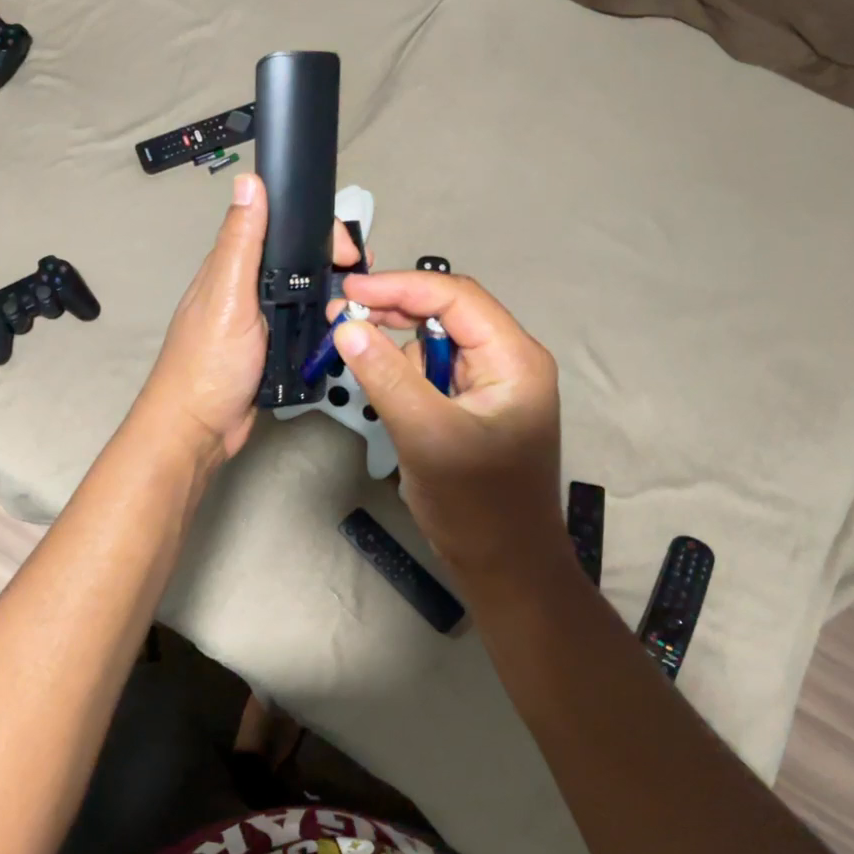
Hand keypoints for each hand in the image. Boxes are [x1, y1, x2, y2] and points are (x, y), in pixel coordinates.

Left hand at [137, 173, 362, 459]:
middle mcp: (245, 290)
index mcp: (230, 268)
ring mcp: (259, 322)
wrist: (198, 431)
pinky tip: (345, 329)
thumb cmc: (207, 363)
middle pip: (298, 262)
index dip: (317, 229)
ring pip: (304, 296)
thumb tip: (248, 180)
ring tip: (365, 304)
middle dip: (334, 264)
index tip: (351, 248)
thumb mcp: (227, 296)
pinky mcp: (271, 351)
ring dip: (334, 296)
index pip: (279, 228)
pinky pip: (303, 328)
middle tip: (366, 280)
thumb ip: (241, 242)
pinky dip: (324, 325)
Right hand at [333, 271, 565, 577]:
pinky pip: (431, 373)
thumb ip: (386, 375)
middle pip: (445, 313)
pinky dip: (401, 371)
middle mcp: (507, 361)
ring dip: (394, 344)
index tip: (349, 291)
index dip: (400, 287)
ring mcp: (490, 385)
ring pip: (433, 342)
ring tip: (353, 354)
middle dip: (392, 311)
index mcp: (514, 358)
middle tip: (340, 318)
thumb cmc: (475, 504)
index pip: (455, 298)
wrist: (503, 565)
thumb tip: (347, 327)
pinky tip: (379, 385)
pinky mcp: (470, 407)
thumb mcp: (426, 434)